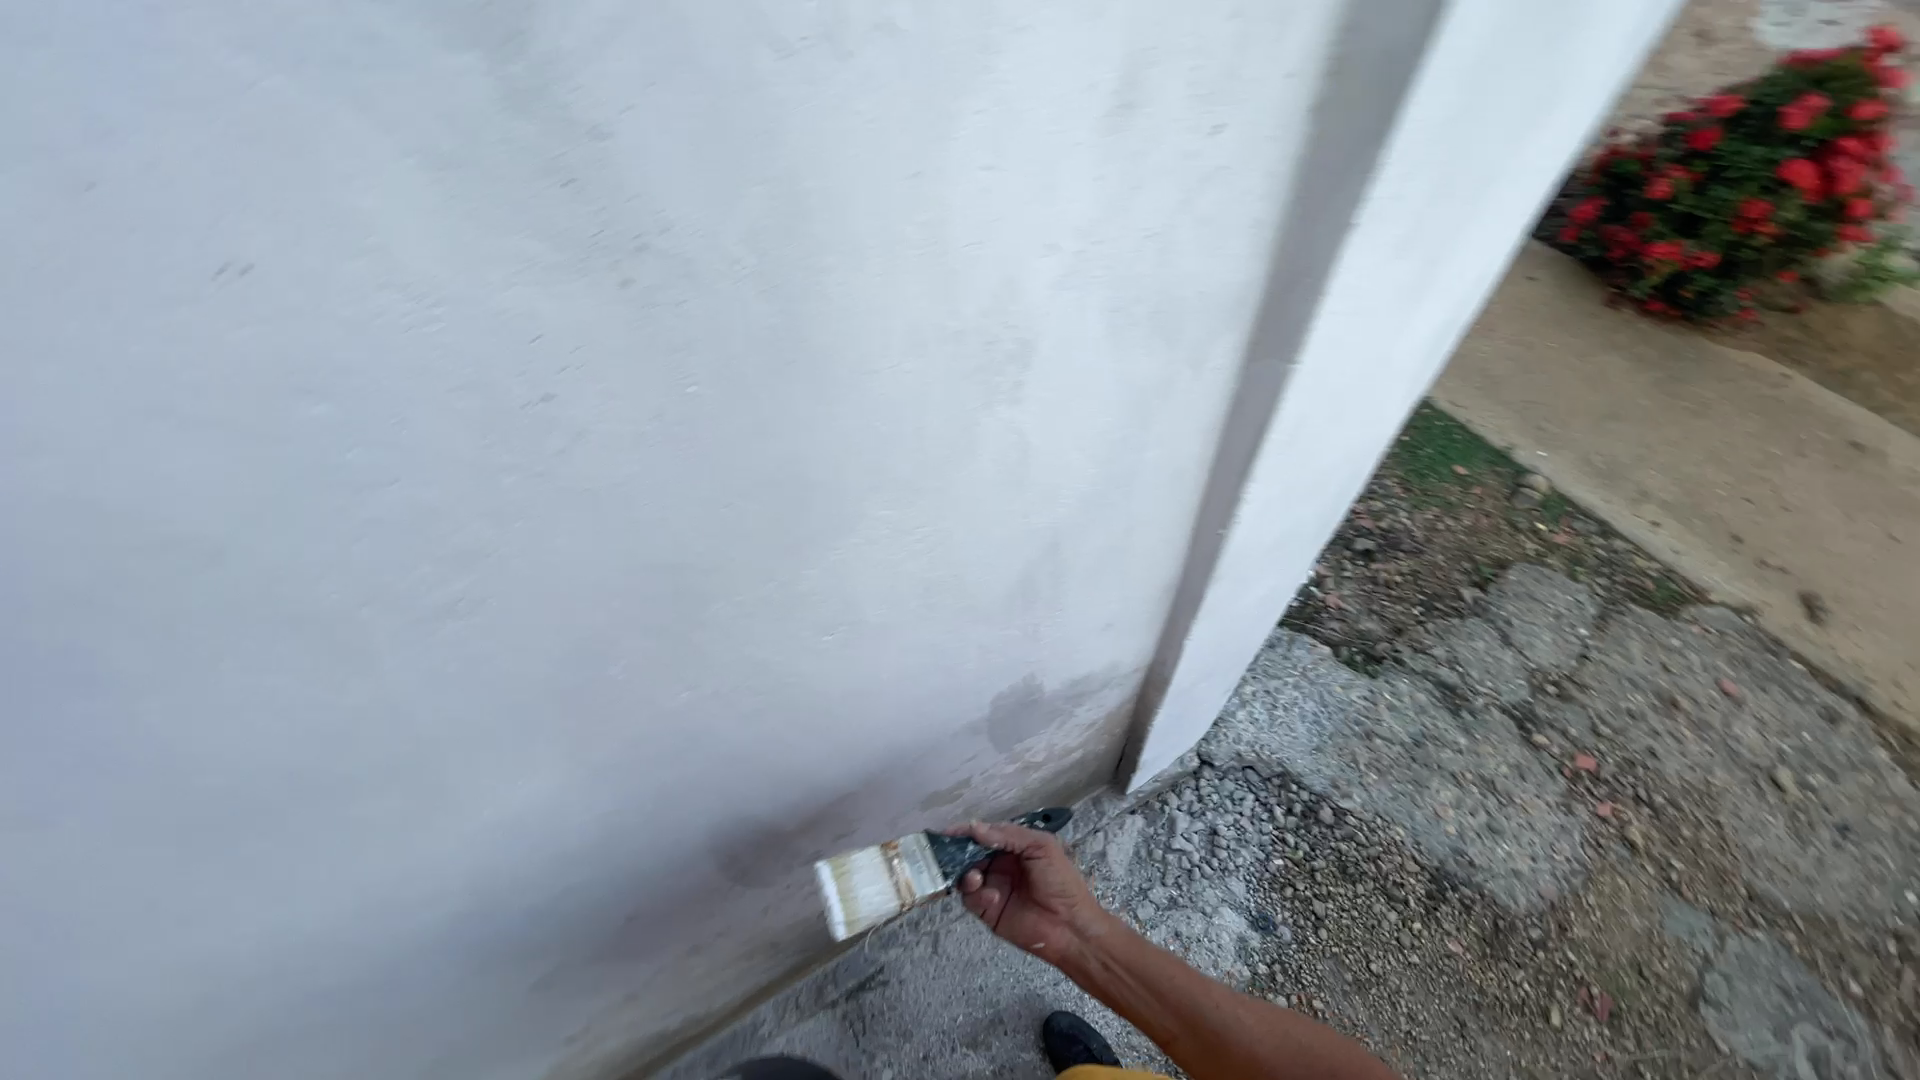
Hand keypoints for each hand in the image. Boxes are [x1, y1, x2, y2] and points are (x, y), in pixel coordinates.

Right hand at [953, 821, 1109, 963]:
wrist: (1070, 926)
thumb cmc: (1061, 881)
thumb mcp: (1041, 847)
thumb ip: (1008, 835)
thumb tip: (974, 827)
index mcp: (1013, 847)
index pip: (985, 834)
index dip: (968, 831)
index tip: (949, 831)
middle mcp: (999, 865)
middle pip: (970, 854)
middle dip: (959, 853)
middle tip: (948, 853)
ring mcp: (992, 887)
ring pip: (965, 875)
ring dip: (966, 874)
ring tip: (976, 878)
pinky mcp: (988, 911)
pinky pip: (971, 899)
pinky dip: (976, 894)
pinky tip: (992, 897)